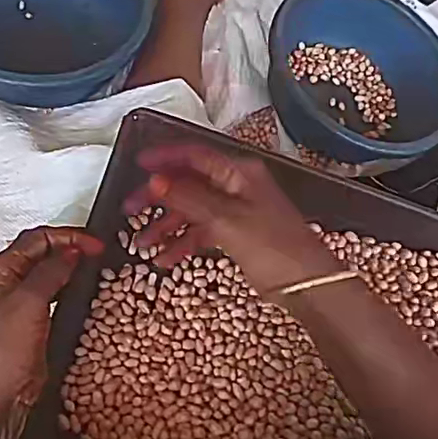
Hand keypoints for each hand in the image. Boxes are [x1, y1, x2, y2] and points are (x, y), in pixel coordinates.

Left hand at [0, 226, 103, 438]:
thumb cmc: (0, 355)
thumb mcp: (28, 303)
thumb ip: (51, 271)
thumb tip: (72, 250)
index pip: (38, 238)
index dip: (69, 237)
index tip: (97, 245)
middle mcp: (7, 284)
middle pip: (43, 253)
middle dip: (72, 247)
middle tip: (101, 252)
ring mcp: (20, 306)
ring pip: (50, 276)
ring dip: (73, 269)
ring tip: (98, 269)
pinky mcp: (32, 328)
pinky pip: (55, 299)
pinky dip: (71, 291)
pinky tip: (85, 295)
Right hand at [123, 145, 341, 292]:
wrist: (307, 283)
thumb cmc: (274, 247)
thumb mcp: (225, 220)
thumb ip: (189, 198)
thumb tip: (156, 180)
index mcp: (238, 172)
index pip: (194, 155)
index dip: (164, 158)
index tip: (137, 164)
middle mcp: (238, 186)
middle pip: (189, 183)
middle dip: (158, 198)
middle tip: (130, 210)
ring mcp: (238, 210)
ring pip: (193, 210)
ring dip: (167, 227)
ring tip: (142, 245)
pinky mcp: (239, 233)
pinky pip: (204, 231)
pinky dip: (185, 243)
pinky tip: (167, 259)